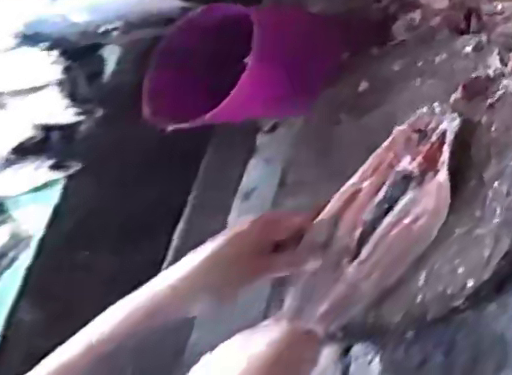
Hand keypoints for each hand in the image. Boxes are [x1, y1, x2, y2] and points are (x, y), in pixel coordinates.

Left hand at [156, 211, 314, 314]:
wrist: (170, 294)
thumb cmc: (216, 279)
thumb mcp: (256, 272)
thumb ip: (290, 262)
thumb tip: (322, 254)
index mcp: (268, 220)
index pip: (306, 216)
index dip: (324, 224)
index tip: (341, 234)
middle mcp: (261, 221)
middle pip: (295, 225)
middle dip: (310, 239)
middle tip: (326, 254)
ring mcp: (249, 233)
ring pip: (282, 237)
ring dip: (294, 248)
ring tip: (308, 263)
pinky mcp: (240, 246)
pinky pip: (270, 244)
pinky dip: (280, 253)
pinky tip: (284, 267)